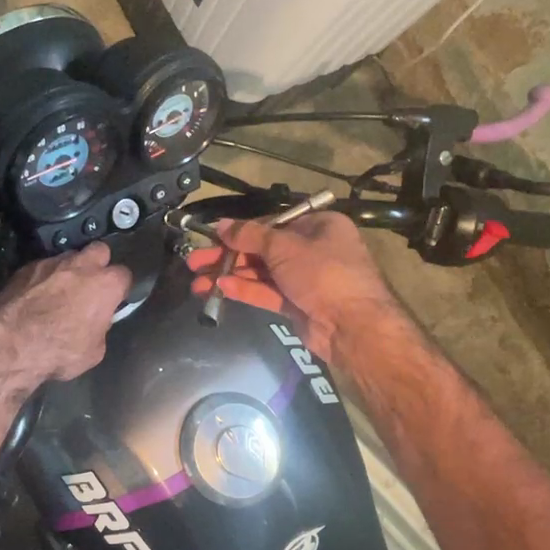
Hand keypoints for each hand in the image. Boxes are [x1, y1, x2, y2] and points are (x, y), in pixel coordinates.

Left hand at [0, 242, 131, 403]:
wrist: (12, 343)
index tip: (114, 299)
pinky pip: (43, 267)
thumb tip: (95, 321)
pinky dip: (44, 278)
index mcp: (105, 285)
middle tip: (91, 284)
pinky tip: (36, 295)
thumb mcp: (94, 351)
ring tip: (60, 290)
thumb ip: (100, 327)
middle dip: (98, 263)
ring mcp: (52, 262)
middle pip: (100, 250)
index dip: (119, 288)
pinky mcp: (27, 266)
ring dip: (70, 270)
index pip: (124, 275)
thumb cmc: (60, 351)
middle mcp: (81, 265)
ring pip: (69, 256)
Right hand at [186, 213, 396, 346]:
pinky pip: (266, 292)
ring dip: (230, 275)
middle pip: (262, 249)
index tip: (212, 236)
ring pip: (261, 272)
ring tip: (198, 281)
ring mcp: (305, 279)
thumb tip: (221, 225)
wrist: (353, 326)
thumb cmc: (323, 273)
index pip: (272, 223)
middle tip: (195, 261)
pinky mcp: (297, 304)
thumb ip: (249, 235)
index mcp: (319, 226)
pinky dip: (244, 289)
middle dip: (228, 256)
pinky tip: (219, 289)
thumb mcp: (284, 246)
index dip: (240, 231)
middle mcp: (313, 249)